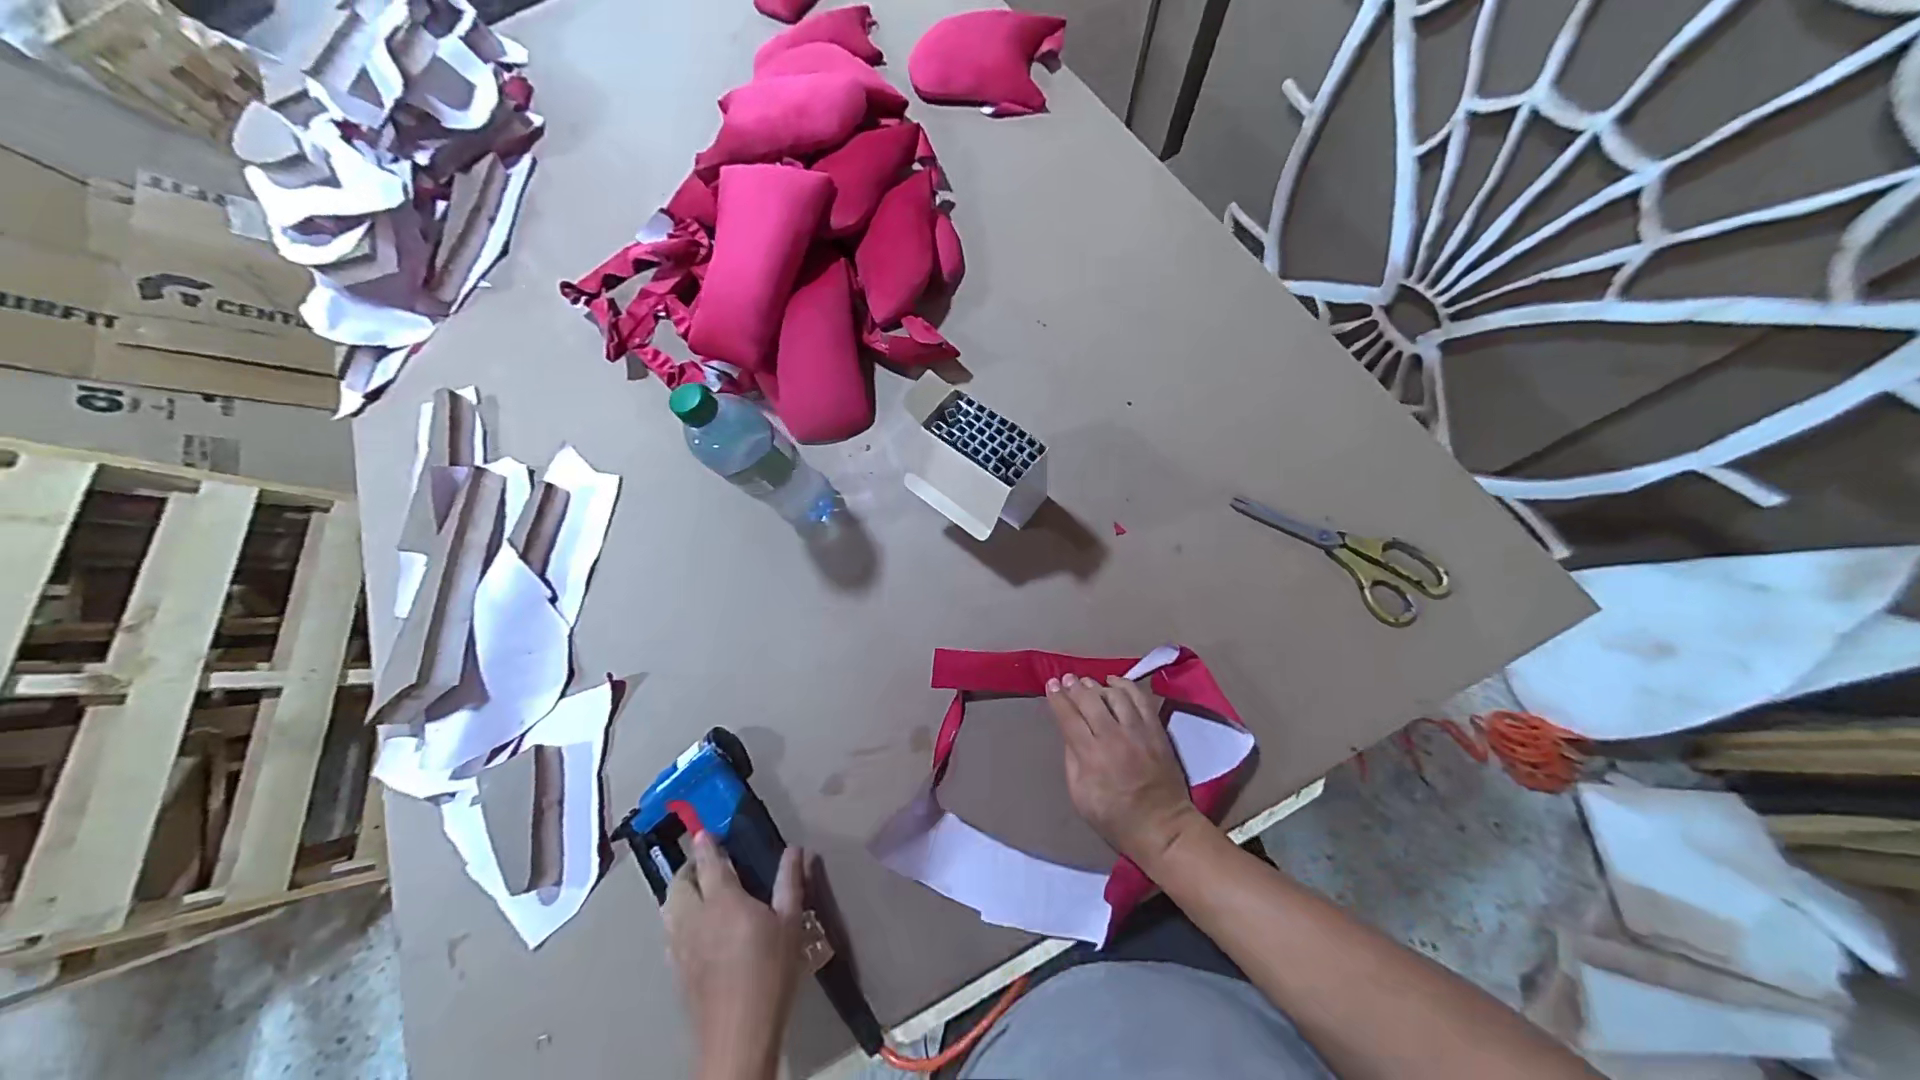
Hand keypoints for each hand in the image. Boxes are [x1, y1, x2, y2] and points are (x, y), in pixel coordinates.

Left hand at [664, 832, 805, 1079]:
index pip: (708, 862)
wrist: (738, 1034)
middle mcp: (694, 917)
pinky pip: (670, 931)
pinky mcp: (676, 968)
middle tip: (707, 862)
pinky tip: (695, 927)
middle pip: (679, 883)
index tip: (705, 831)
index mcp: (722, 900)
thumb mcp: (790, 923)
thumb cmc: (771, 973)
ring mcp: (680, 944)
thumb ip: (790, 882)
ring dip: (680, 892)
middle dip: (689, 867)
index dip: (706, 844)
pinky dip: (678, 918)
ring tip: (699, 890)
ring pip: (669, 907)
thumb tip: (794, 850)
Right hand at [1045, 673, 1207, 870]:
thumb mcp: (1079, 796)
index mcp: (1091, 756)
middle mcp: (1114, 737)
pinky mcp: (1157, 731)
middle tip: (1066, 679)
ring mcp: (1138, 732)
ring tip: (1087, 682)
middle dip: (1074, 687)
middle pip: (1090, 700)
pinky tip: (1115, 682)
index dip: (1058, 699)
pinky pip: (1141, 699)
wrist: (1162, 827)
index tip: (1050, 685)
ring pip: (1115, 695)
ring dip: (1098, 685)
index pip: (1069, 717)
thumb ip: (1072, 760)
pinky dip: (1126, 686)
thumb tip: (1070, 733)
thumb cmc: (1114, 818)